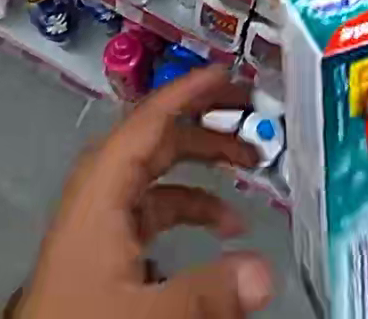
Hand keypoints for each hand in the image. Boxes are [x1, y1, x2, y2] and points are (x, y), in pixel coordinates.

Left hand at [16, 67, 275, 318]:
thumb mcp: (147, 312)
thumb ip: (208, 291)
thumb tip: (265, 272)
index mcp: (103, 185)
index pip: (151, 118)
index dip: (189, 91)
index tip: (225, 73)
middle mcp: (102, 187)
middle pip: (160, 136)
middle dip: (206, 122)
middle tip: (249, 112)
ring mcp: (104, 213)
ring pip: (160, 169)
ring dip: (204, 162)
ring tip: (249, 164)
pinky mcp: (107, 241)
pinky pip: (156, 203)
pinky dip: (190, 203)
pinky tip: (223, 224)